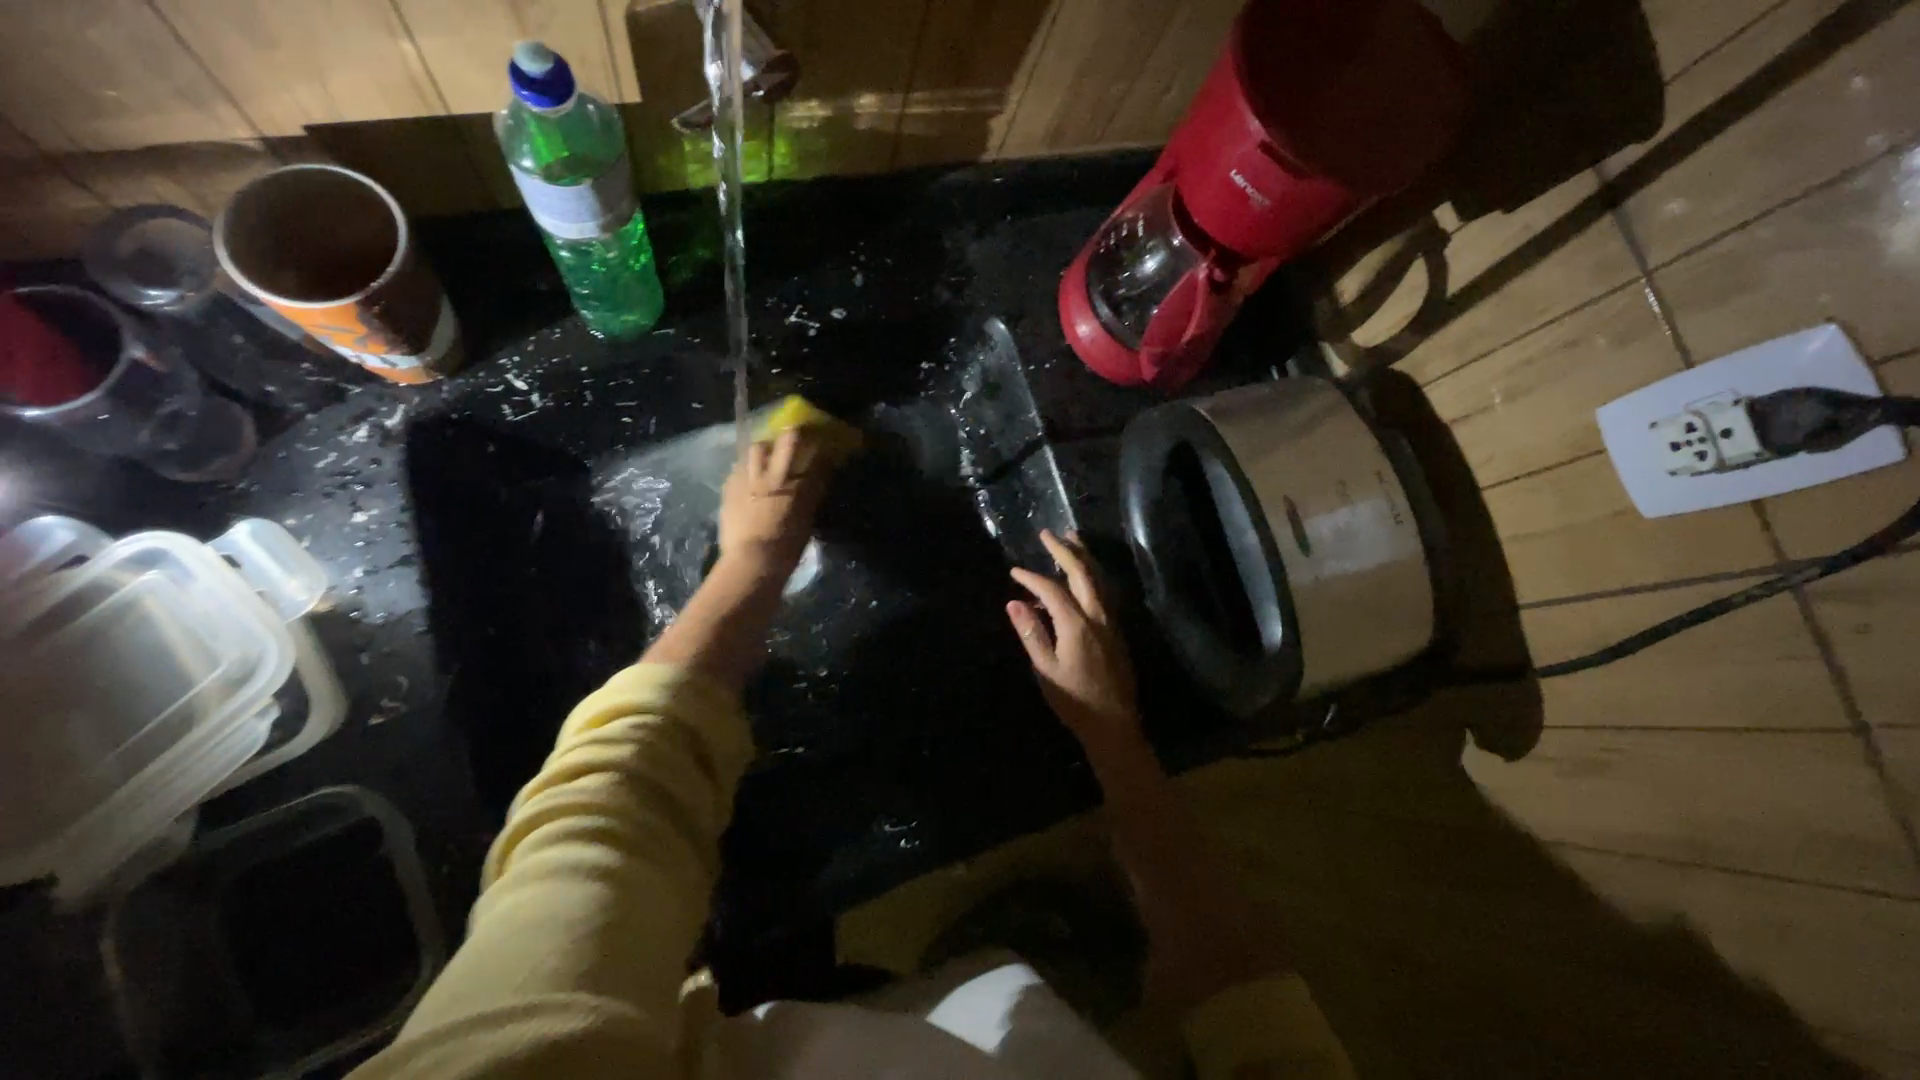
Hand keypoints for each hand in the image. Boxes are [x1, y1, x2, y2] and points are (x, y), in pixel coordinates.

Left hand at [718, 429, 830, 581]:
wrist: (751, 562)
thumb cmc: (786, 548)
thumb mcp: (806, 522)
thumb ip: (811, 496)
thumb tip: (817, 480)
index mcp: (798, 485)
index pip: (816, 456)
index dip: (822, 448)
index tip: (824, 447)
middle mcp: (774, 475)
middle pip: (786, 439)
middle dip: (794, 434)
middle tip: (795, 437)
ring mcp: (748, 478)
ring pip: (756, 447)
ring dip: (764, 448)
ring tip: (766, 455)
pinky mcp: (729, 487)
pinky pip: (738, 467)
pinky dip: (746, 468)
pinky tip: (747, 477)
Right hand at [1007, 530, 1140, 752]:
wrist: (1114, 724)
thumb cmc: (1074, 700)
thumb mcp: (1045, 670)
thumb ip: (1031, 633)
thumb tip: (1014, 602)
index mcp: (1077, 625)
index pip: (1052, 590)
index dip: (1032, 578)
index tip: (1014, 572)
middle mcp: (1098, 616)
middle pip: (1083, 574)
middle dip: (1065, 551)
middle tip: (1048, 534)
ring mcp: (1111, 622)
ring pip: (1100, 580)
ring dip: (1084, 557)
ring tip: (1072, 539)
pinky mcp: (1117, 631)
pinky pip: (1105, 592)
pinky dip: (1092, 576)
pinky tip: (1085, 575)